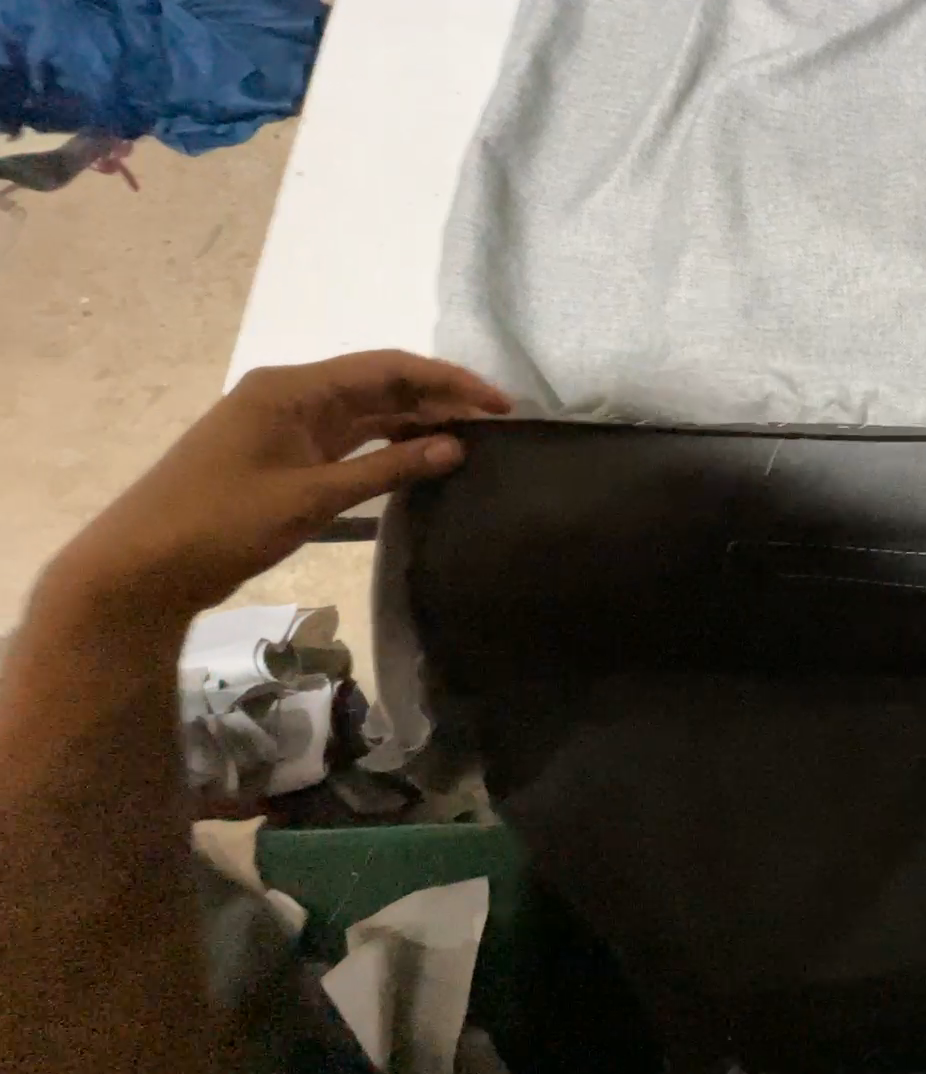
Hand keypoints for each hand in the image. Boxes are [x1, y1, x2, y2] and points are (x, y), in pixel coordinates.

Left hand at [48, 351, 510, 614]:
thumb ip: (391, 467)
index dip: (449, 380)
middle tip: (496, 423)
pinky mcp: (294, 453)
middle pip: (384, 384)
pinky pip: (358, 436)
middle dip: (442, 397)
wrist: (142, 568)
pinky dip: (396, 442)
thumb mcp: (314, 495)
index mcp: (292, 390)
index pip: (388, 368)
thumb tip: (459, 446)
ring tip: (474, 438)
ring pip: (374, 410)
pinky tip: (430, 454)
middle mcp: (294, 395)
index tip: (499, 404)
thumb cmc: (222, 523)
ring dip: (423, 420)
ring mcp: (292, 424)